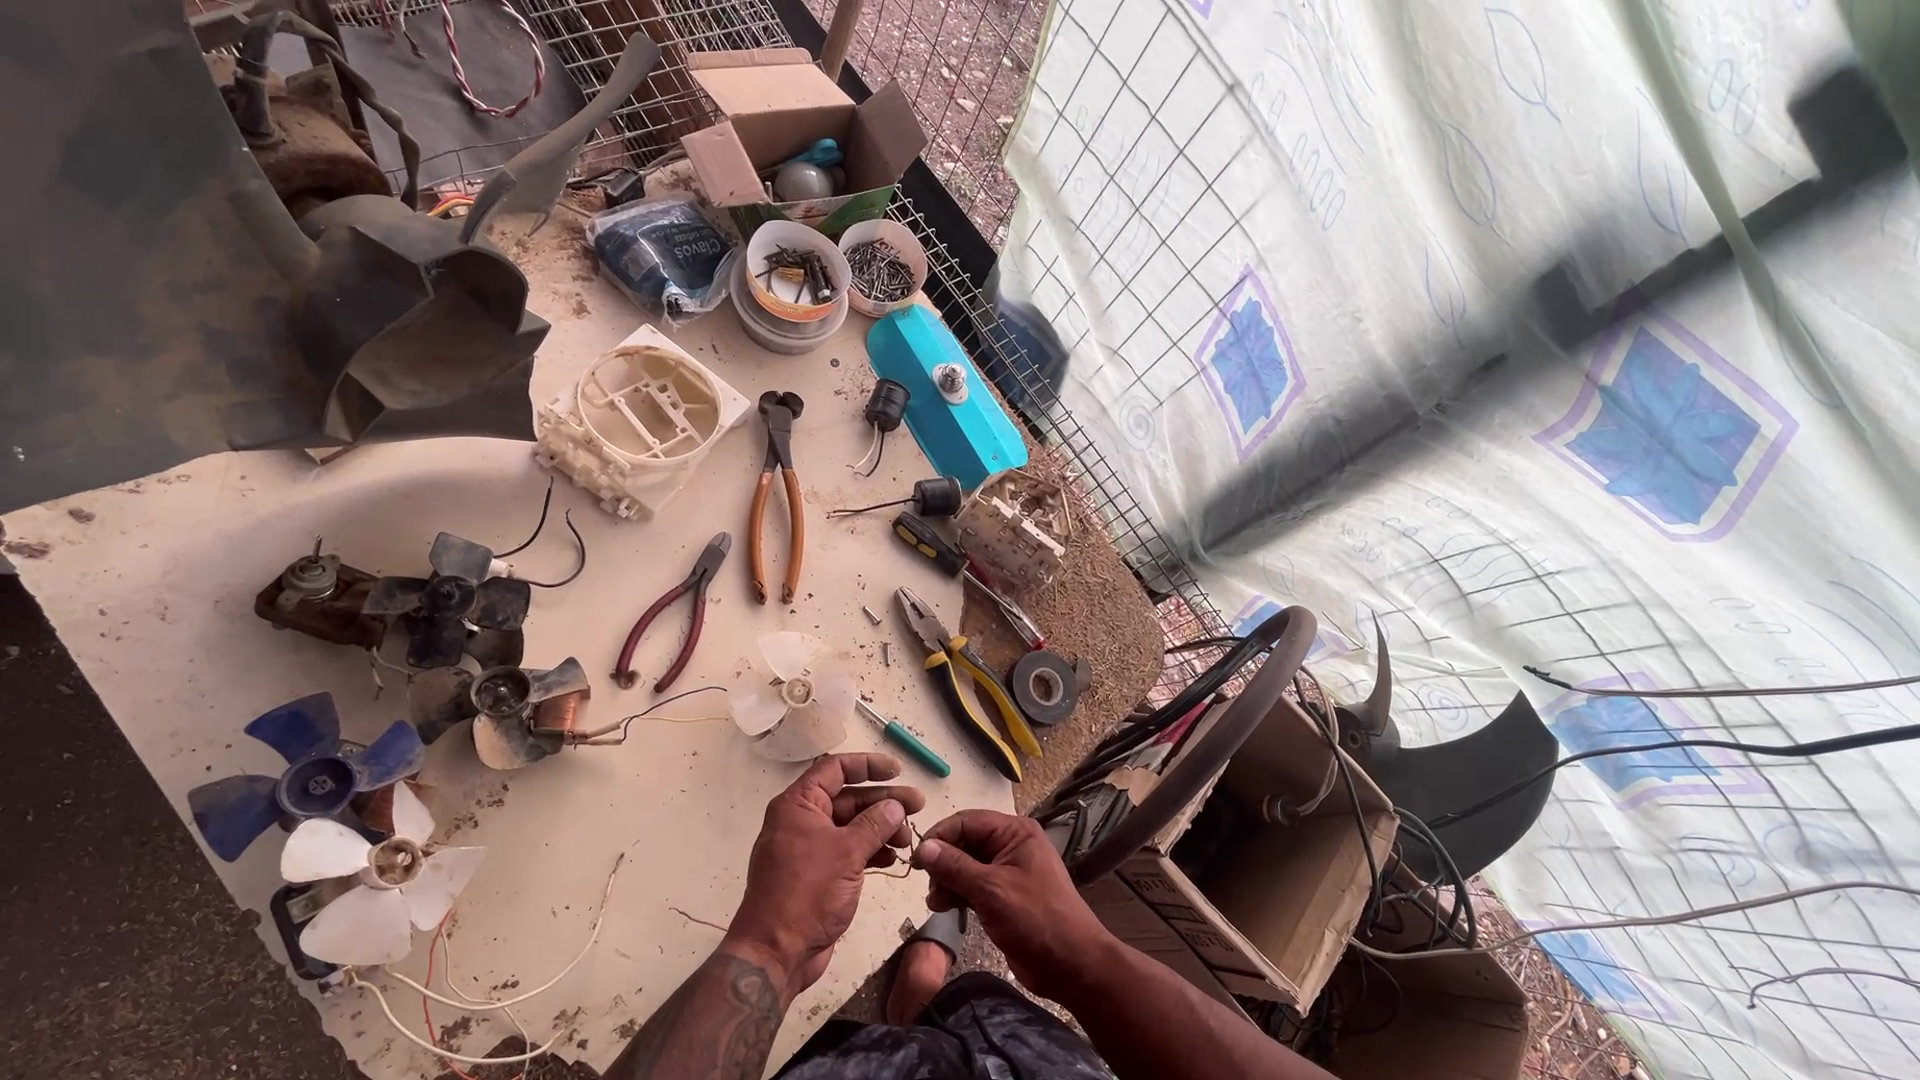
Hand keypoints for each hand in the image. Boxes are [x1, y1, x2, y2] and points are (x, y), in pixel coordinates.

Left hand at [723, 753, 925, 997]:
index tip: (897, 771)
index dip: (867, 765)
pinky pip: (849, 851)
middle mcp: (801, 821)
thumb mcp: (846, 852)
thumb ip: (874, 824)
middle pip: (848, 798)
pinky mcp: (818, 875)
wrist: (777, 952)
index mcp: (798, 805)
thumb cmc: (806, 892)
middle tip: (917, 806)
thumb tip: (895, 805)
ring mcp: (809, 849)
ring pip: (851, 827)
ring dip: (881, 829)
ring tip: (908, 839)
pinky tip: (893, 859)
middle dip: (883, 802)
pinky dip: (871, 852)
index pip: (835, 769)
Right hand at [911, 810, 1117, 1002]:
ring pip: (965, 865)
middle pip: (964, 842)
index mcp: (1015, 832)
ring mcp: (1007, 871)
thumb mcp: (991, 889)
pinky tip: (945, 907)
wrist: (1072, 965)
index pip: (967, 821)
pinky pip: (972, 885)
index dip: (940, 836)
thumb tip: (922, 847)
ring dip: (947, 880)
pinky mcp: (1003, 895)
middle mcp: (1011, 845)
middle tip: (928, 886)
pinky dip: (957, 893)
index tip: (916, 860)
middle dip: (943, 862)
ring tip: (937, 902)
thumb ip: (954, 867)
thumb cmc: (1036, 918)